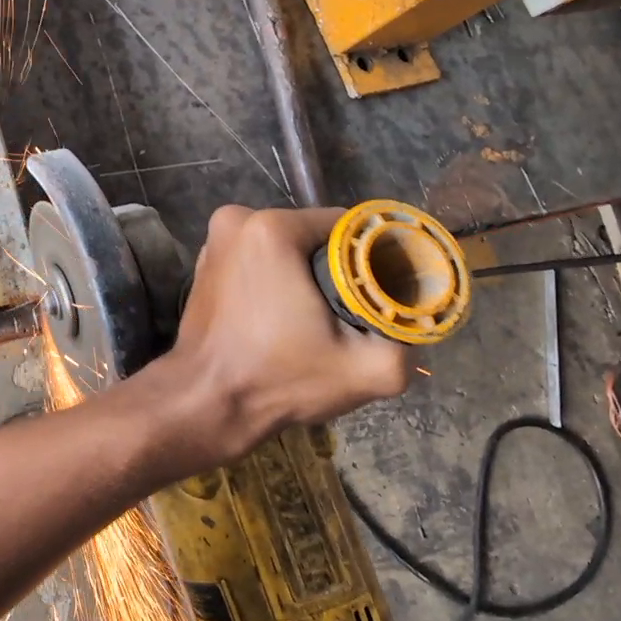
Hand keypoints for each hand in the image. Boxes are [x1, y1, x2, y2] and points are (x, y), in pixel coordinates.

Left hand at [155, 205, 408, 465]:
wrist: (205, 400)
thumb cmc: (279, 377)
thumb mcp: (368, 370)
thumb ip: (406, 342)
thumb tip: (415, 327)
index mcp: (271, 228)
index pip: (346, 226)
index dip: (374, 256)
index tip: (387, 292)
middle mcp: (236, 220)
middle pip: (313, 236)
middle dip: (339, 268)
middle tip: (358, 311)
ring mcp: (215, 240)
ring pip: (285, 248)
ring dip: (307, 275)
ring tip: (325, 317)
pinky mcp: (206, 263)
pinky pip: (258, 260)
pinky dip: (277, 280)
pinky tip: (290, 315)